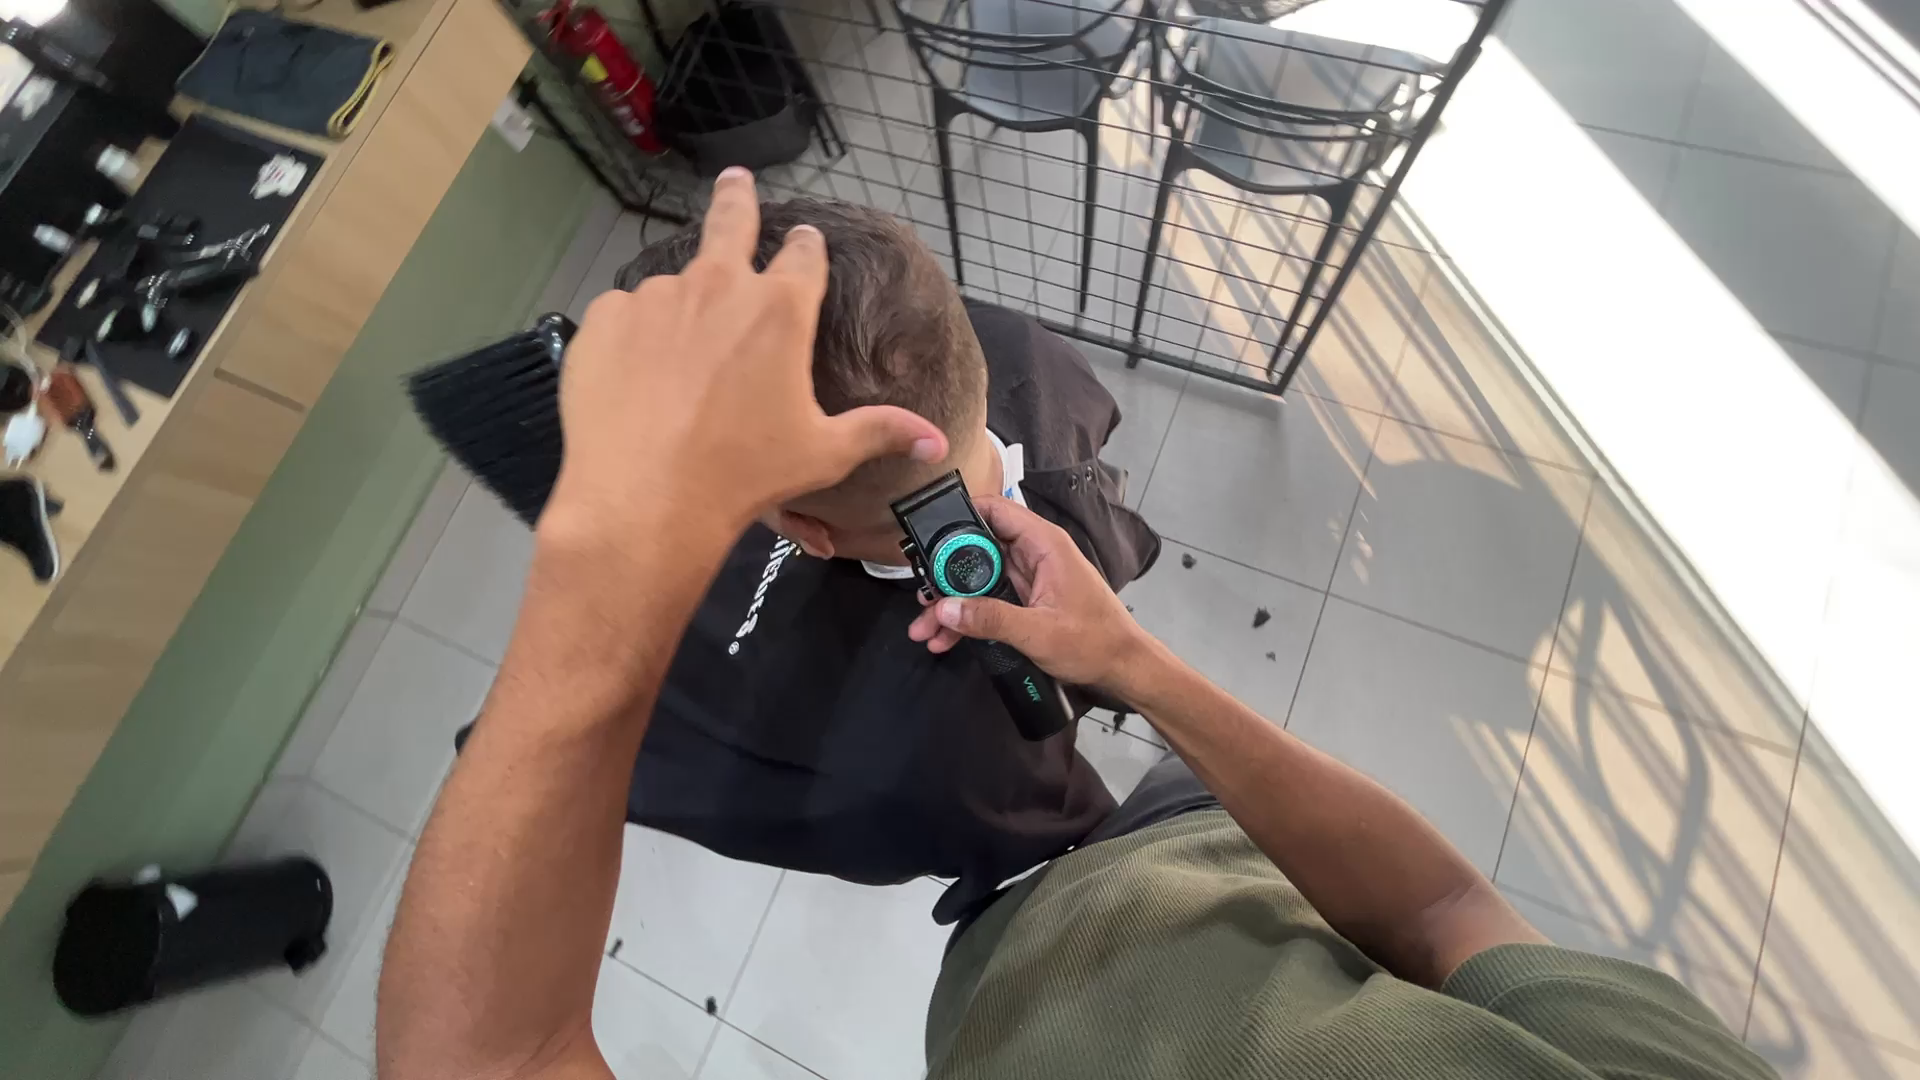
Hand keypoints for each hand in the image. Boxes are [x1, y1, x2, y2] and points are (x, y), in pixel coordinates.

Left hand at [542, 169, 947, 543]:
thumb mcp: (825, 452)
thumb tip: (936, 441)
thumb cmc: (747, 472)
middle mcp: (718, 286)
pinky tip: (642, 375)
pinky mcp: (605, 319)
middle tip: (738, 180)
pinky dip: (641, 335)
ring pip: (679, 287)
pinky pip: (630, 316)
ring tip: (684, 354)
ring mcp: (655, 297)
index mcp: (780, 311)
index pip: (804, 255)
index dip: (808, 248)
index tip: (805, 244)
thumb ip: (883, 433)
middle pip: (731, 220)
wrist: (646, 498)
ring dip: (689, 303)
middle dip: (739, 197)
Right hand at [906, 496, 1160, 694]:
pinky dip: (969, 617)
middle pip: (979, 548)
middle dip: (946, 573)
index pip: (996, 510)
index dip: (959, 515)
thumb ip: (990, 618)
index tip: (927, 535)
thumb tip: (944, 608)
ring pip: (979, 579)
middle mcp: (1034, 554)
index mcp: (1044, 544)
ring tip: (923, 629)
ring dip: (953, 603)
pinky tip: (946, 639)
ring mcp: (1029, 577)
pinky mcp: (1027, 599)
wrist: (1124, 667)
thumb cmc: (1094, 642)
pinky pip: (989, 600)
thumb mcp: (1038, 632)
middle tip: (920, 596)